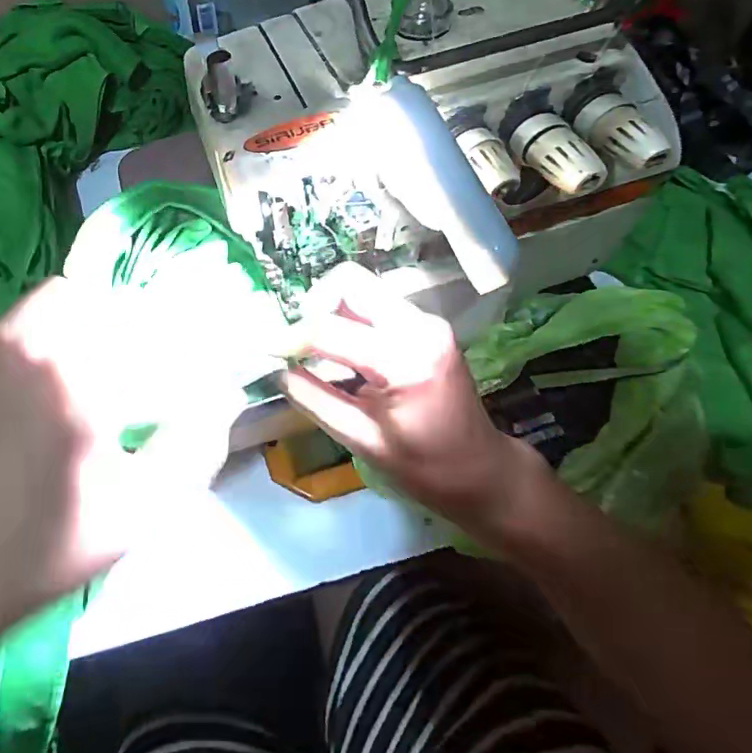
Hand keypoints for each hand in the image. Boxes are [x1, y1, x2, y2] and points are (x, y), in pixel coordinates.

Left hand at [0, 276, 236, 625]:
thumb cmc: (50, 544)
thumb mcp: (141, 511)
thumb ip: (196, 447)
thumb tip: (225, 397)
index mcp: (81, 384)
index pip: (161, 340)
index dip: (194, 355)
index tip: (210, 380)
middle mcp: (42, 346)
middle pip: (125, 310)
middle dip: (158, 336)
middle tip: (170, 375)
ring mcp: (9, 341)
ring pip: (86, 296)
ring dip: (116, 319)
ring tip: (129, 364)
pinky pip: (47, 302)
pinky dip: (77, 312)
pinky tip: (84, 358)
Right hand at [281, 264, 545, 534]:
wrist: (482, 471)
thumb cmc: (424, 467)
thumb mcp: (360, 439)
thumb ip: (314, 399)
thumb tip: (278, 370)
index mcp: (405, 358)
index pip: (331, 328)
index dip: (292, 337)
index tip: (269, 350)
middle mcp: (421, 325)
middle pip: (350, 282)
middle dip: (315, 306)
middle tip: (300, 344)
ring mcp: (427, 321)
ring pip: (362, 289)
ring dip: (333, 312)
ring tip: (320, 352)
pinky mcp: (427, 325)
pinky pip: (376, 306)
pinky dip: (351, 321)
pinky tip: (345, 354)